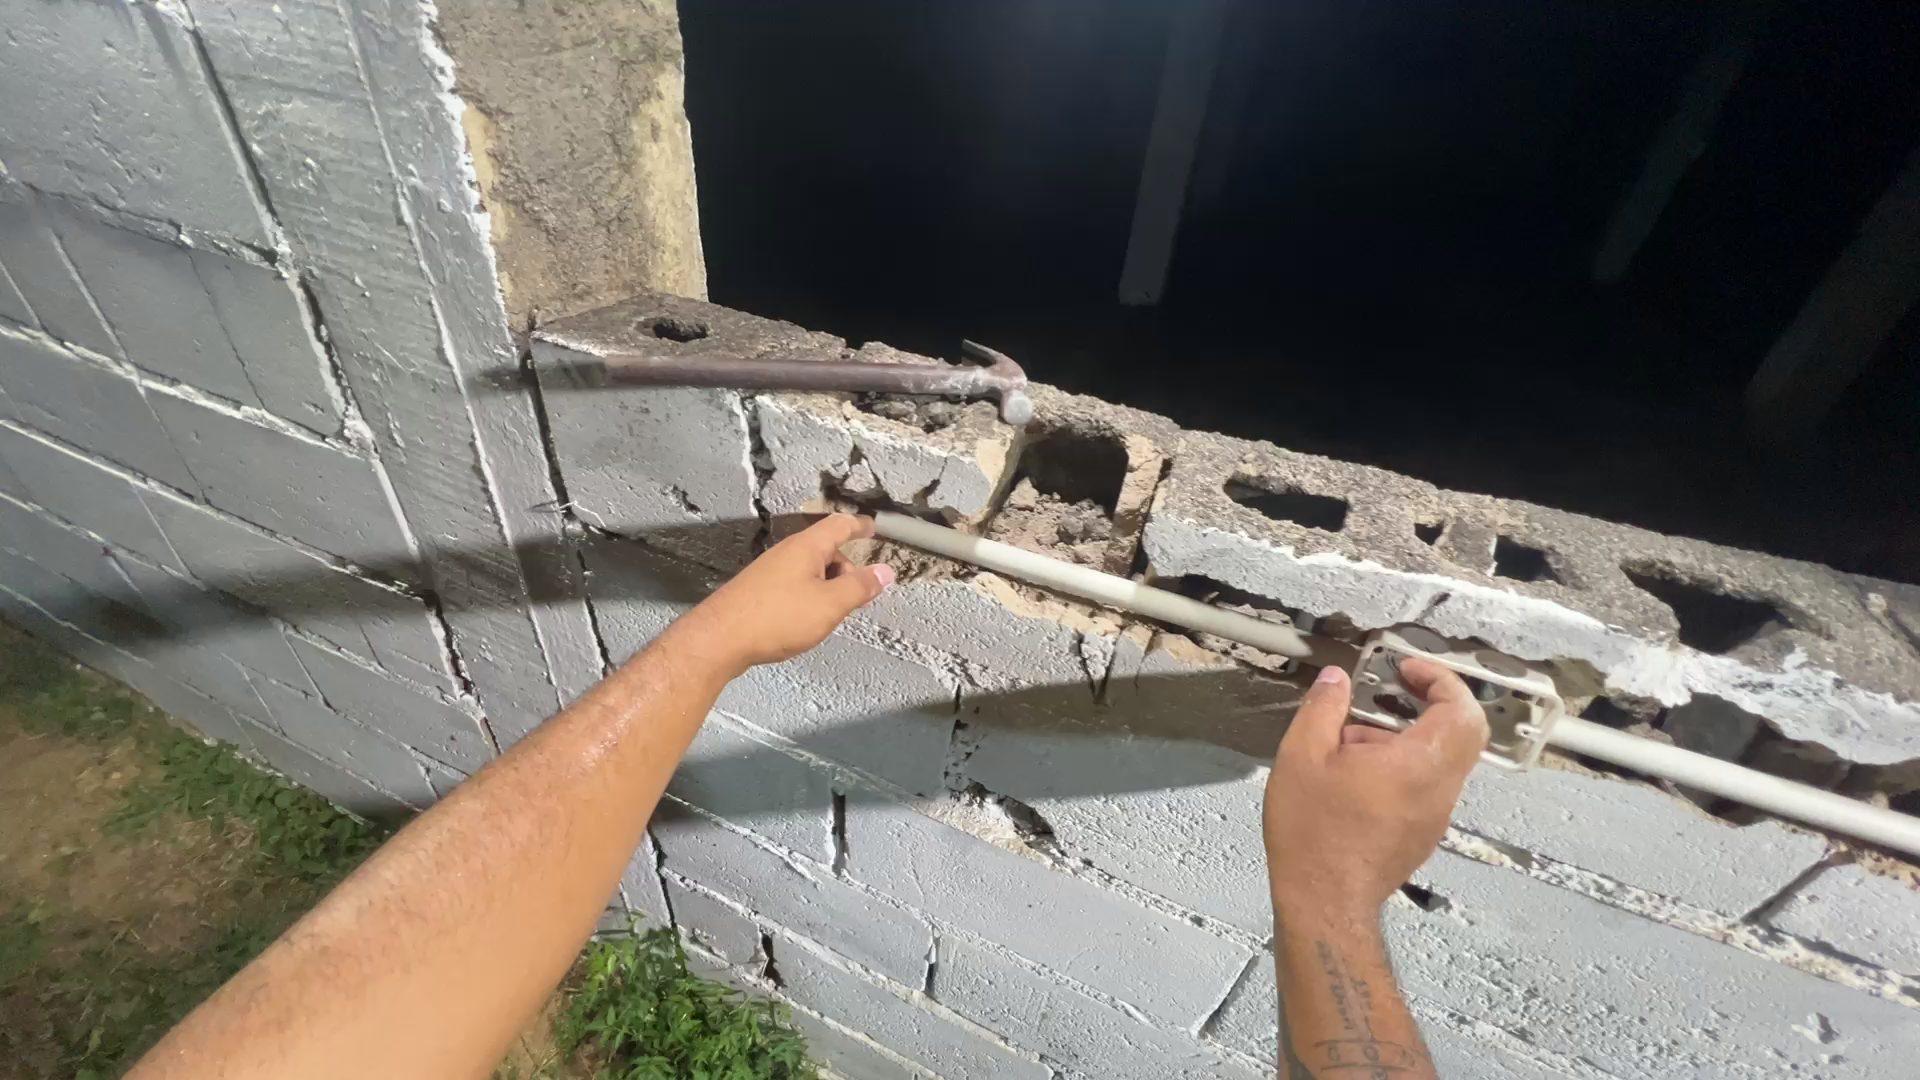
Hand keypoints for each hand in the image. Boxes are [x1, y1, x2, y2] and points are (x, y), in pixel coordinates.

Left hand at [681, 514, 894, 675]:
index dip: (859, 526)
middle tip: (860, 594)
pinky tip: (807, 620)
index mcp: (807, 548)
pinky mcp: (758, 591)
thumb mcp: (829, 604)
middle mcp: (787, 553)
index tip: (872, 527)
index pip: (839, 525)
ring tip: (833, 613)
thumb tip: (885, 572)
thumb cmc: (777, 617)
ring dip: (829, 585)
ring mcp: (770, 571)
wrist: (719, 640)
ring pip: (810, 570)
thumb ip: (860, 587)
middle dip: (847, 568)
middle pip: (826, 550)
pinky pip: (795, 584)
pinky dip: (810, 595)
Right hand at [1263, 657, 1487, 919]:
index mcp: (1417, 765)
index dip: (1441, 679)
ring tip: (1345, 742)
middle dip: (1427, 701)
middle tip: (1388, 688)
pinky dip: (1399, 762)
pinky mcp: (1422, 832)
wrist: (1323, 898)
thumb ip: (1323, 708)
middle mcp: (1439, 789)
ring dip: (1402, 735)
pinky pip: (1425, 783)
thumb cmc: (1312, 825)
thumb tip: (1338, 678)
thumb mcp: (1301, 754)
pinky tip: (1351, 775)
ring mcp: (1435, 815)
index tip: (1406, 668)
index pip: (1461, 711)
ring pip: (1438, 758)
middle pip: (1460, 732)